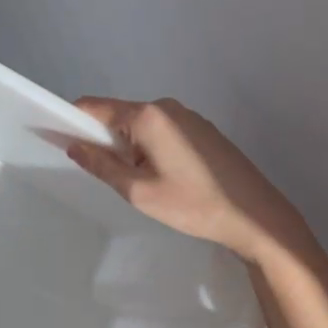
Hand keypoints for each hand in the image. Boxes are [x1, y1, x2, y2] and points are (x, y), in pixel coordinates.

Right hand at [68, 97, 308, 263]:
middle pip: (118, 115)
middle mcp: (165, 106)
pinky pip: (163, 130)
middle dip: (108, 140)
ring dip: (132, 146)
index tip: (64, 142)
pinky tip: (172, 178)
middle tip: (116, 176)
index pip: (93, 107)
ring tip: (149, 182)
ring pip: (141, 125)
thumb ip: (100, 165)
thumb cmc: (195, 206)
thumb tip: (72, 145)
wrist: (262, 222)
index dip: (74, 122)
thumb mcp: (139, 192)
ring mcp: (188, 116)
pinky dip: (154, 147)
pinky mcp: (204, 129)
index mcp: (146, 115)